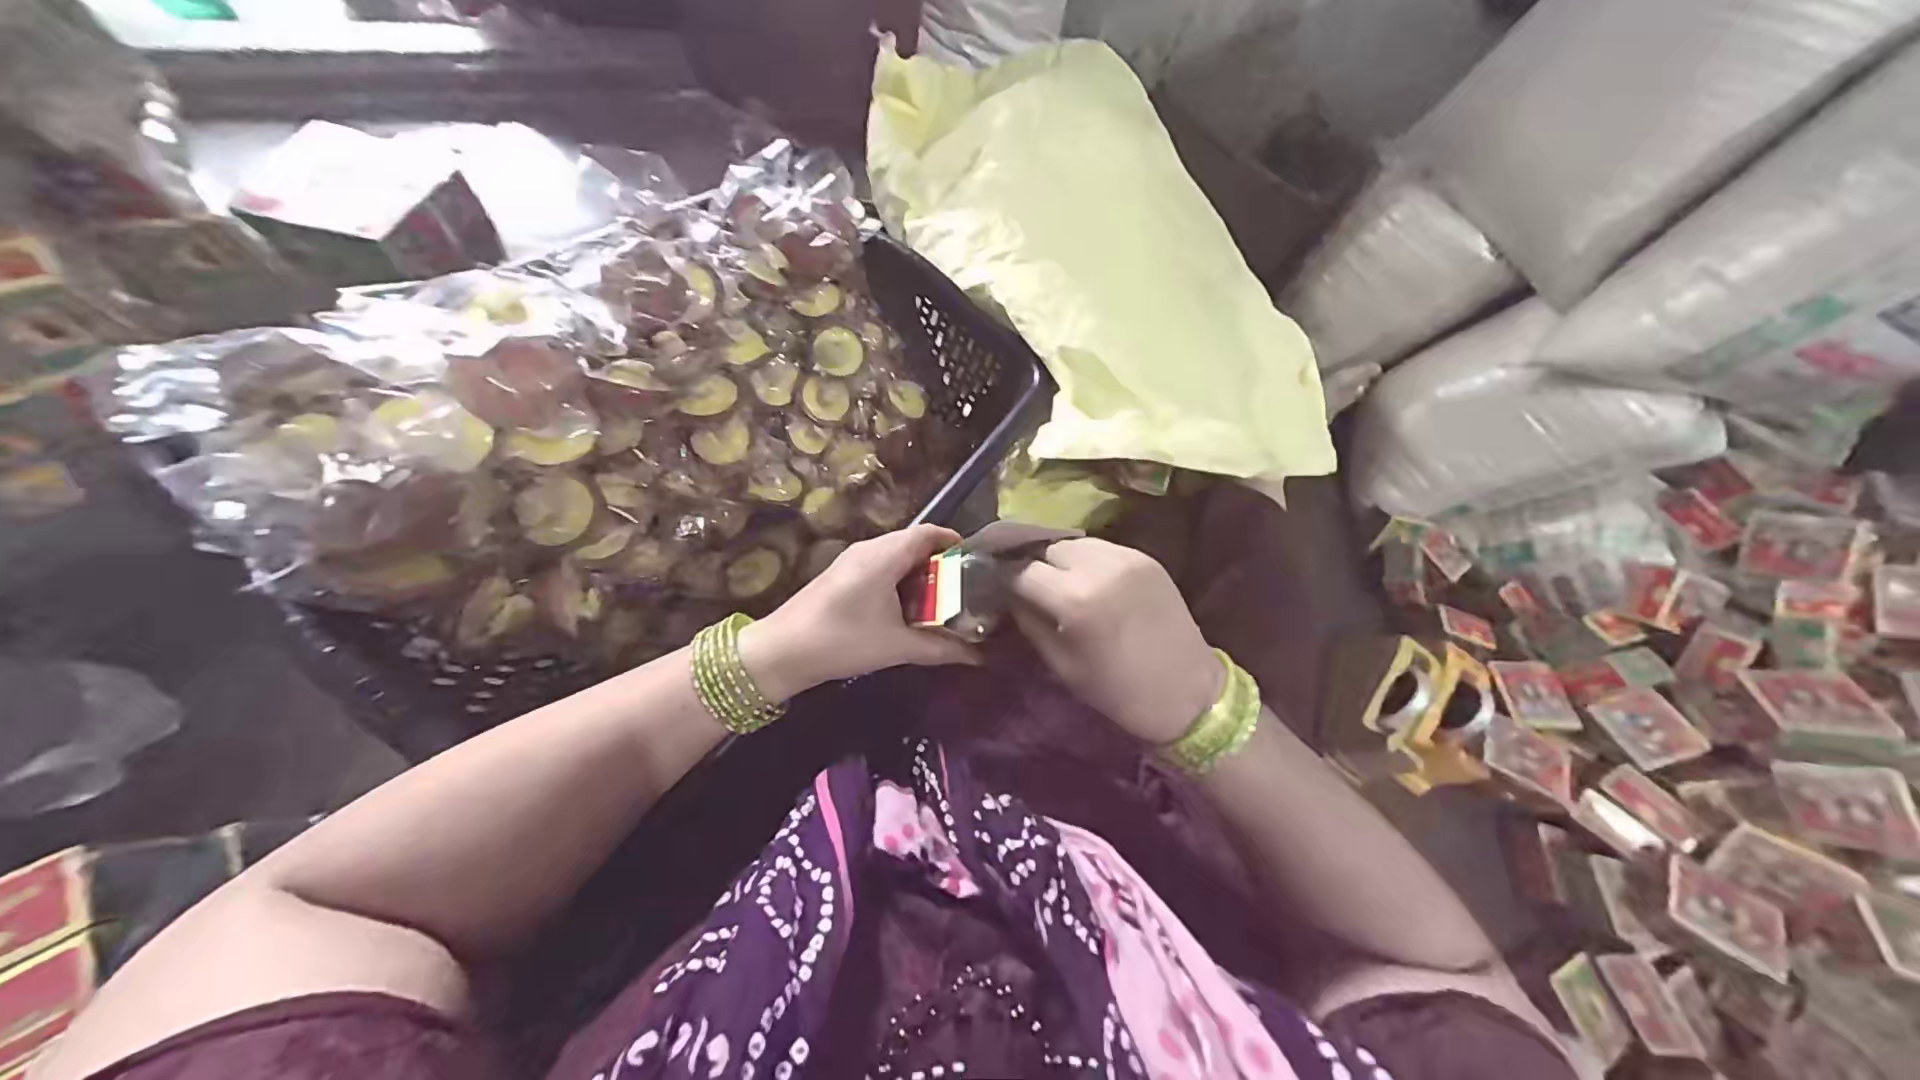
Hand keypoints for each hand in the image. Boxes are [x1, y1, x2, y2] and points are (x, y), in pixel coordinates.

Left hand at [741, 524, 980, 698]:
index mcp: (885, 555)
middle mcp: (869, 549)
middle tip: (966, 590)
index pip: (929, 532)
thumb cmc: (843, 640)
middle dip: (942, 564)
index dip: (955, 543)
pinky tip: (908, 610)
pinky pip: (881, 567)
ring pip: (897, 557)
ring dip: (920, 575)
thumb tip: (980, 655)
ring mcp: (852, 561)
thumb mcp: (897, 646)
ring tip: (942, 603)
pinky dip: (900, 581)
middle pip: (915, 543)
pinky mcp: (842, 575)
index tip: (977, 565)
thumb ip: (941, 648)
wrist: (781, 651)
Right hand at [1010, 538, 1223, 744]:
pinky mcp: (1145, 556)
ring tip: (1050, 578)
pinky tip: (1082, 578)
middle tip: (1020, 582)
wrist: (1188, 694)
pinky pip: (1100, 547)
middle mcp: (1098, 566)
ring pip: (1071, 542)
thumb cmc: (1118, 691)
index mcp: (1074, 598)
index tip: (989, 584)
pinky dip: (1083, 558)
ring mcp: (1126, 556)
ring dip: (1054, 557)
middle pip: (1044, 547)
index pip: (1019, 570)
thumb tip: (1005, 595)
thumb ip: (1028, 620)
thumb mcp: (1060, 663)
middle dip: (1027, 562)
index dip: (999, 576)